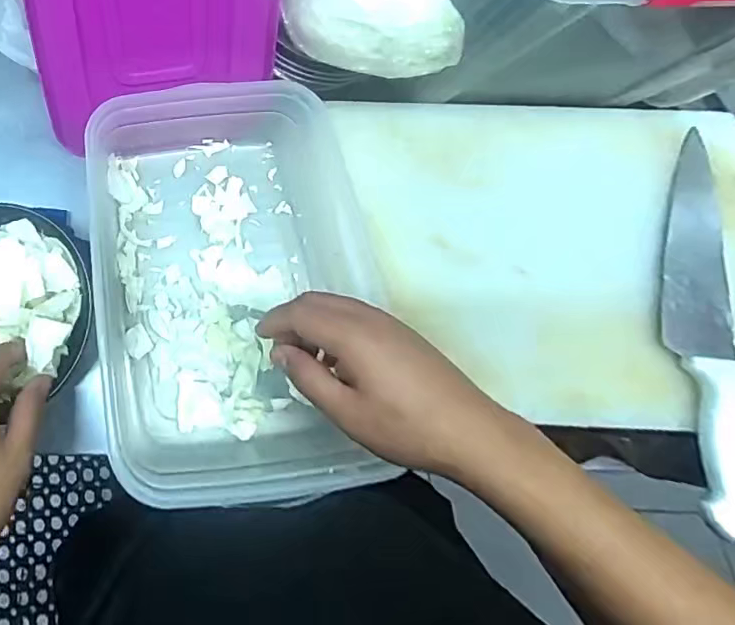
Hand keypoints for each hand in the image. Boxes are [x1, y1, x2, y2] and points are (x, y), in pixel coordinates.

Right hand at [257, 292, 531, 479]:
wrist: (475, 434)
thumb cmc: (406, 428)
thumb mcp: (347, 412)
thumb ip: (307, 377)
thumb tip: (280, 352)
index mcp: (350, 332)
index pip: (299, 313)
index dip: (274, 322)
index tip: (259, 338)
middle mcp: (366, 316)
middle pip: (315, 301)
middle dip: (290, 318)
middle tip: (279, 348)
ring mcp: (387, 321)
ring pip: (334, 304)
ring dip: (311, 320)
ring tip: (306, 356)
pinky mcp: (401, 331)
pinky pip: (353, 313)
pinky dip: (332, 324)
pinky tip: (338, 358)